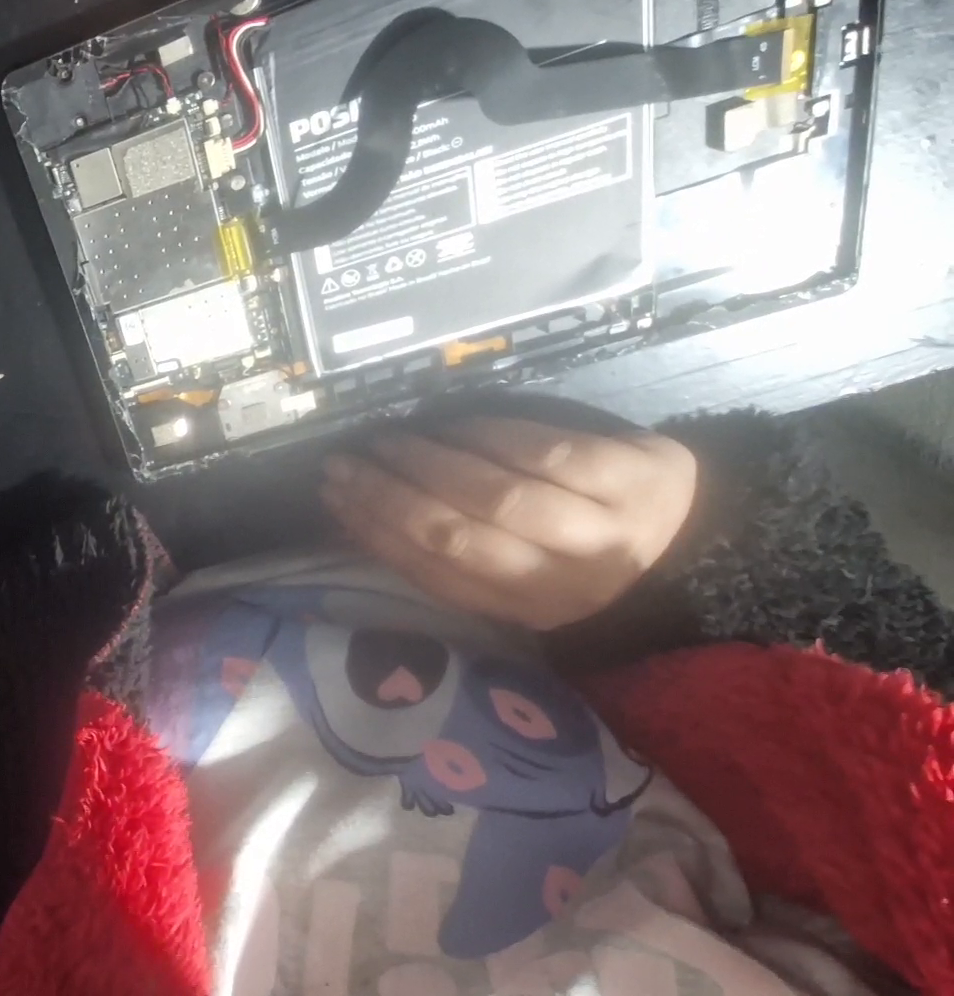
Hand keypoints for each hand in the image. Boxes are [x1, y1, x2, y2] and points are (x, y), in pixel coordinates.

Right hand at [318, 417, 696, 630]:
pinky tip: (446, 424)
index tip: (331, 500)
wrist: (704, 545)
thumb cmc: (583, 562)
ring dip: (423, 461)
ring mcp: (603, 526)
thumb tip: (359, 518)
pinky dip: (483, 434)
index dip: (374, 535)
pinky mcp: (631, 473)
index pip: (433, 572)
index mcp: (528, 611)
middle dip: (384, 496)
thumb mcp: (518, 585)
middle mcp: (563, 579)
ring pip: (494, 492)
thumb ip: (448, 561)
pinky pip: (540, 450)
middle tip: (340, 465)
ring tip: (382, 440)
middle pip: (455, 534)